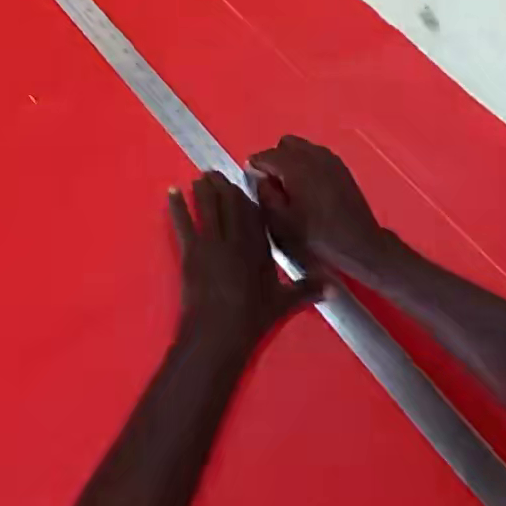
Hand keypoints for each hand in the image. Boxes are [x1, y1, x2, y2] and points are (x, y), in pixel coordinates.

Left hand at [168, 173, 312, 350]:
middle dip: (223, 186)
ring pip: (208, 207)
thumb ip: (306, 290)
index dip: (247, 196)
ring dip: (203, 190)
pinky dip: (177, 206)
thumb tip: (333, 287)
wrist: (218, 333)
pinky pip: (183, 222)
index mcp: (258, 247)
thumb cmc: (252, 319)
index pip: (254, 213)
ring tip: (201, 176)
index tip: (242, 183)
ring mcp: (211, 243)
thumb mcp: (282, 303)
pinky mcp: (190, 252)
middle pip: (230, 203)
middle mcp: (236, 239)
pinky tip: (172, 191)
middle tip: (216, 173)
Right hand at [247, 136, 393, 274]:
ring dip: (292, 159)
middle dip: (275, 159)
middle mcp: (313, 154)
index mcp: (295, 166)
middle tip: (273, 183)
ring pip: (302, 147)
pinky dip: (307, 163)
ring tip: (290, 185)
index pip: (265, 155)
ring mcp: (330, 158)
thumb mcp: (280, 222)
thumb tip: (258, 176)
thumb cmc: (315, 236)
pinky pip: (316, 155)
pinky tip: (308, 186)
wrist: (358, 244)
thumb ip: (264, 193)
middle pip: (284, 144)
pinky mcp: (341, 167)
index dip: (255, 167)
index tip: (253, 183)